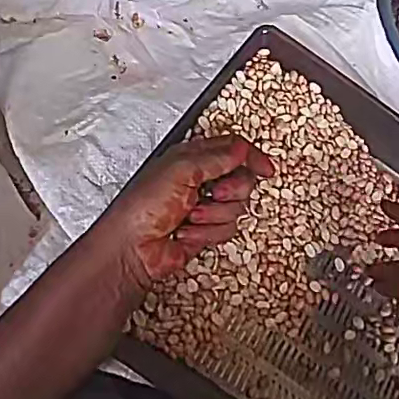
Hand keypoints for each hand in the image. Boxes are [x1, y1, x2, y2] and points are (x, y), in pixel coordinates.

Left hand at [95, 135, 274, 291]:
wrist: (132, 248)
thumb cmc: (143, 207)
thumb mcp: (181, 170)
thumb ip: (215, 158)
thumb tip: (242, 149)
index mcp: (193, 158)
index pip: (232, 149)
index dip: (251, 157)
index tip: (266, 169)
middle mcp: (202, 180)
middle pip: (243, 179)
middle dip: (233, 189)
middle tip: (216, 193)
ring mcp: (206, 206)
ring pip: (238, 207)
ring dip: (216, 214)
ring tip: (191, 216)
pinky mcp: (207, 230)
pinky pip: (228, 229)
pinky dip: (208, 232)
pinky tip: (187, 232)